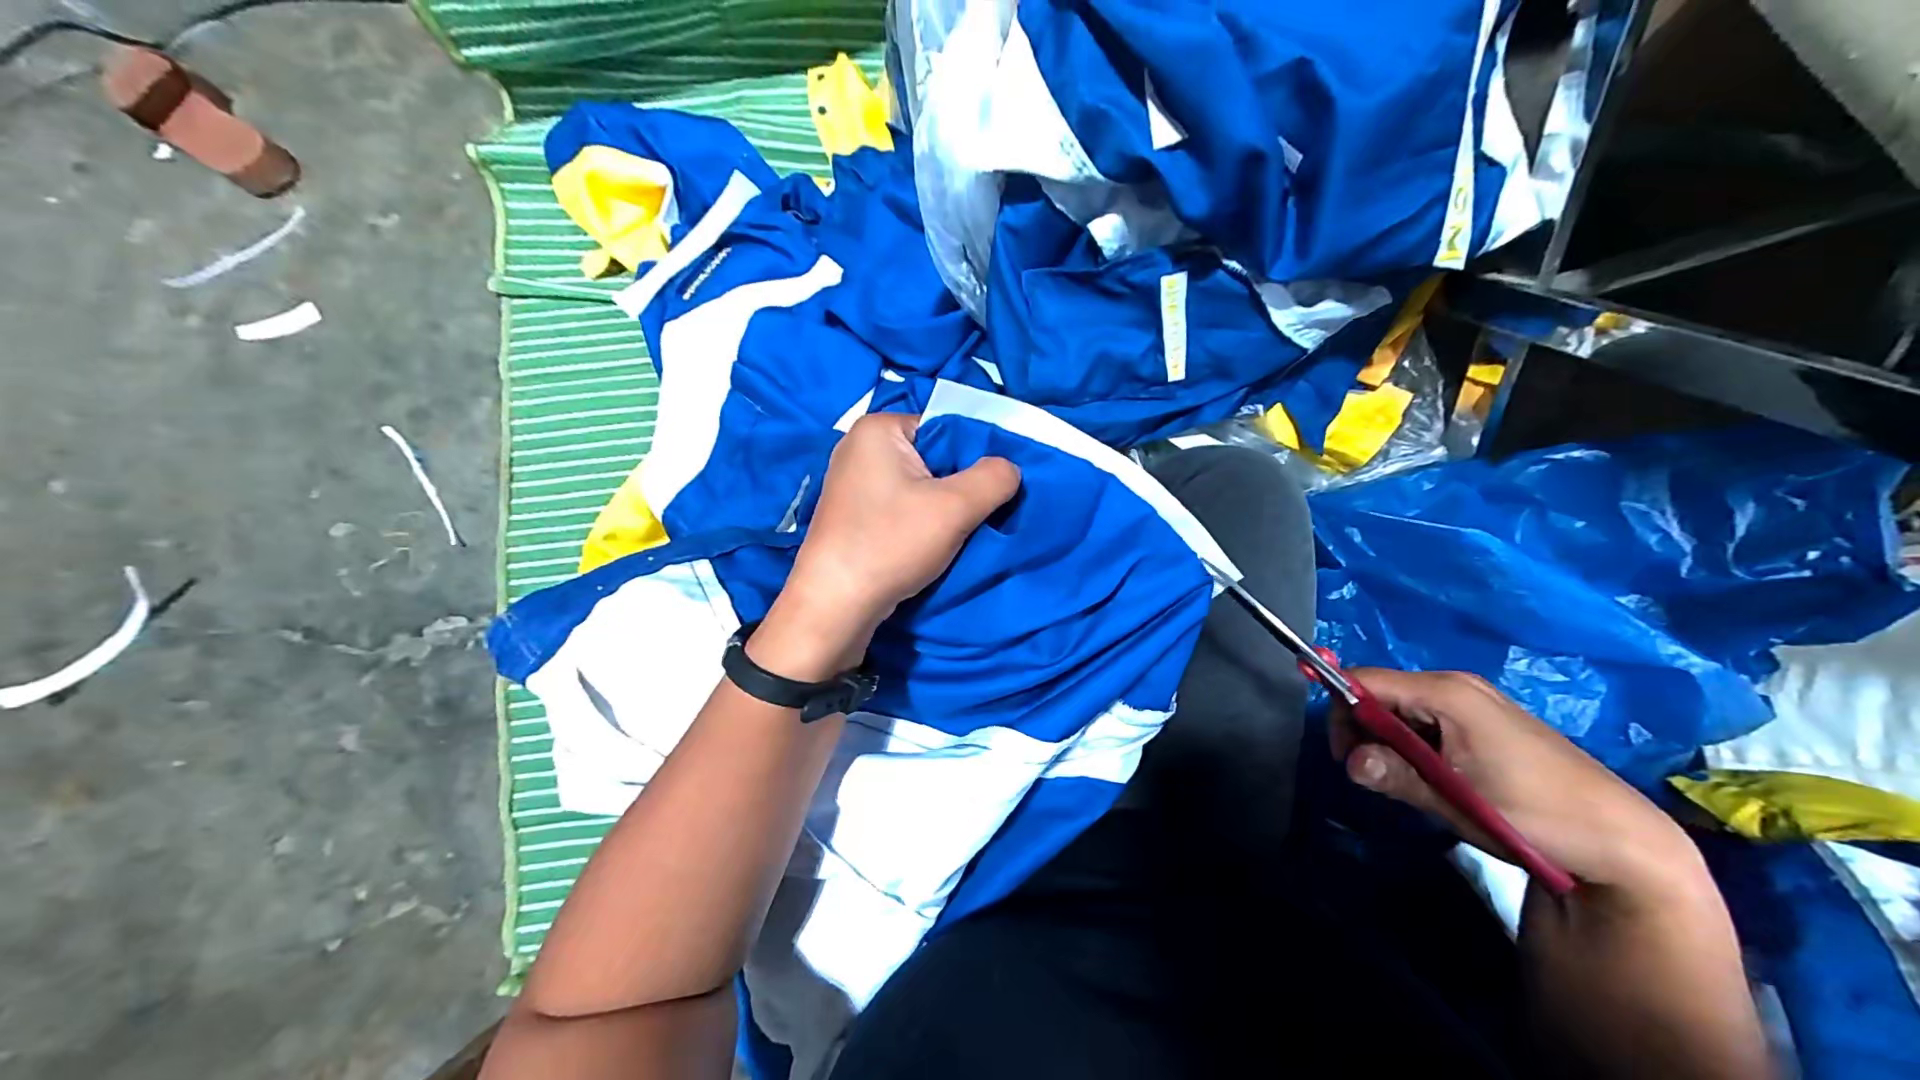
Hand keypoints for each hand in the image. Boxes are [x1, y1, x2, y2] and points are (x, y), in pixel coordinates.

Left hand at [746, 413, 1020, 681]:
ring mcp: (852, 482)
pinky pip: (901, 506)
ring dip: (943, 508)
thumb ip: (995, 478)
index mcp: (878, 428)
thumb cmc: (891, 544)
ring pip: (919, 485)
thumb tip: (1010, 469)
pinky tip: (931, 544)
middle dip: (960, 485)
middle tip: (980, 514)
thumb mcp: (956, 507)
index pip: (946, 428)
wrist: (834, 605)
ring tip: (957, 533)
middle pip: (933, 457)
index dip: (976, 456)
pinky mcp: (852, 513)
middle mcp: (860, 446)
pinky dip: (921, 521)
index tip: (994, 490)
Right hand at [1331, 669, 1704, 897]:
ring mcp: (1473, 703)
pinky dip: (1415, 746)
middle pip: (1381, 693)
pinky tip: (1436, 778)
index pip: (1365, 680)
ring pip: (1402, 710)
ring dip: (1391, 743)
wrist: (1624, 842)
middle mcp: (1457, 687)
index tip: (1342, 755)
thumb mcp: (1458, 799)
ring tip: (1412, 783)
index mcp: (1447, 692)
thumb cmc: (1538, 815)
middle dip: (1364, 731)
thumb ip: (1396, 775)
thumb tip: (1348, 761)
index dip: (1341, 710)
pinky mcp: (1484, 722)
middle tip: (1376, 776)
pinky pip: (1426, 721)